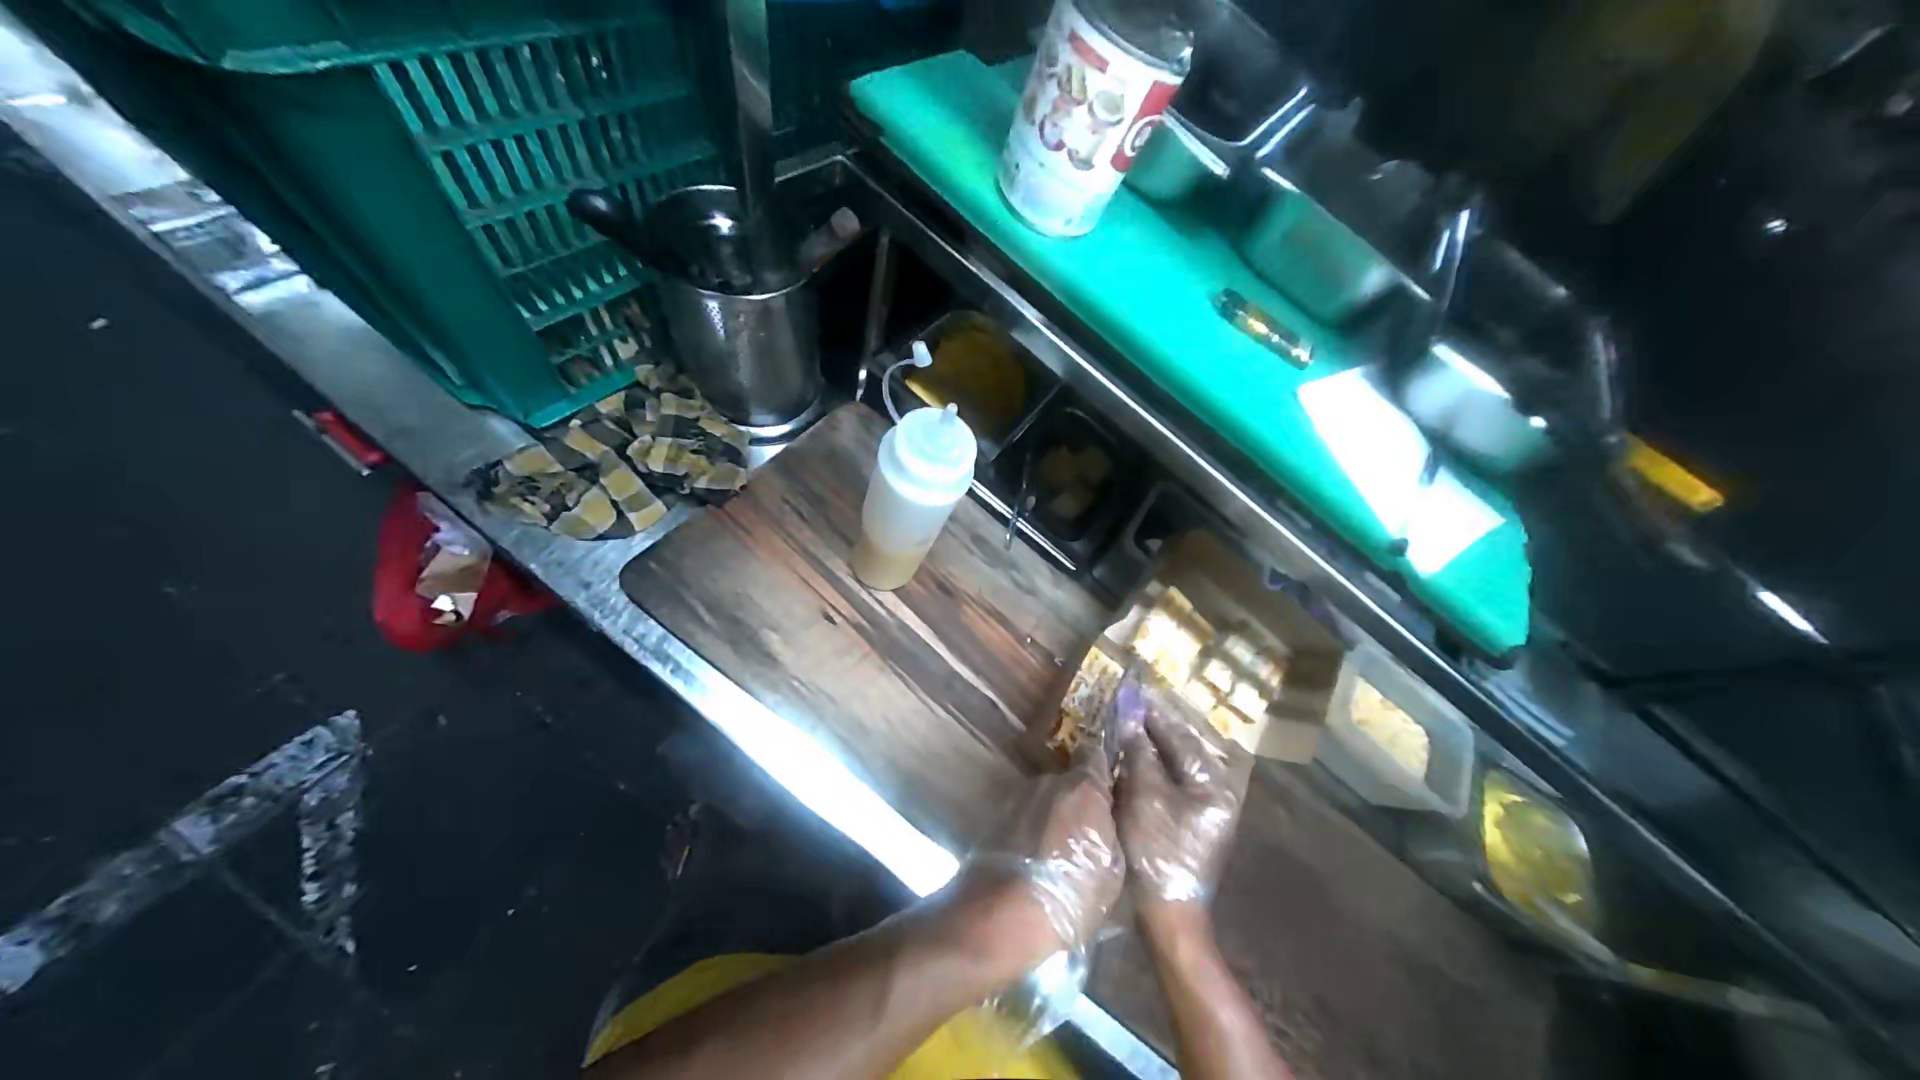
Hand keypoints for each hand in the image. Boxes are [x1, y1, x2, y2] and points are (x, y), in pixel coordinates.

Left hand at [968, 742, 1125, 957]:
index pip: (1095, 756)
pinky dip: (1030, 831)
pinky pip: (1024, 817)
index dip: (1101, 768)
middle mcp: (1050, 782)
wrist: (1006, 913)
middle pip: (1068, 782)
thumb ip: (1113, 828)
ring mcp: (1019, 797)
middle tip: (1085, 833)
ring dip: (1052, 817)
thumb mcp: (1114, 868)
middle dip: (1076, 801)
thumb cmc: (1073, 893)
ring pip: (1044, 800)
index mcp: (1084, 788)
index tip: (1109, 787)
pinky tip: (1032, 861)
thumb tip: (1109, 815)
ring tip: (1055, 854)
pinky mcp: (996, 817)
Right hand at [1114, 677, 1240, 924]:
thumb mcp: (1145, 796)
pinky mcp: (1188, 823)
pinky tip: (1130, 759)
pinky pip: (1169, 784)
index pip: (1181, 737)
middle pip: (1181, 749)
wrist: (1167, 915)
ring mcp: (1204, 810)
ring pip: (1174, 766)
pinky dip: (1150, 769)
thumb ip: (1140, 754)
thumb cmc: (1158, 851)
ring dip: (1150, 747)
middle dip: (1153, 728)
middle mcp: (1216, 793)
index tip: (1134, 691)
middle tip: (1128, 705)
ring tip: (1126, 725)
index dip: (1154, 714)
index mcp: (1214, 785)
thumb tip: (1131, 719)